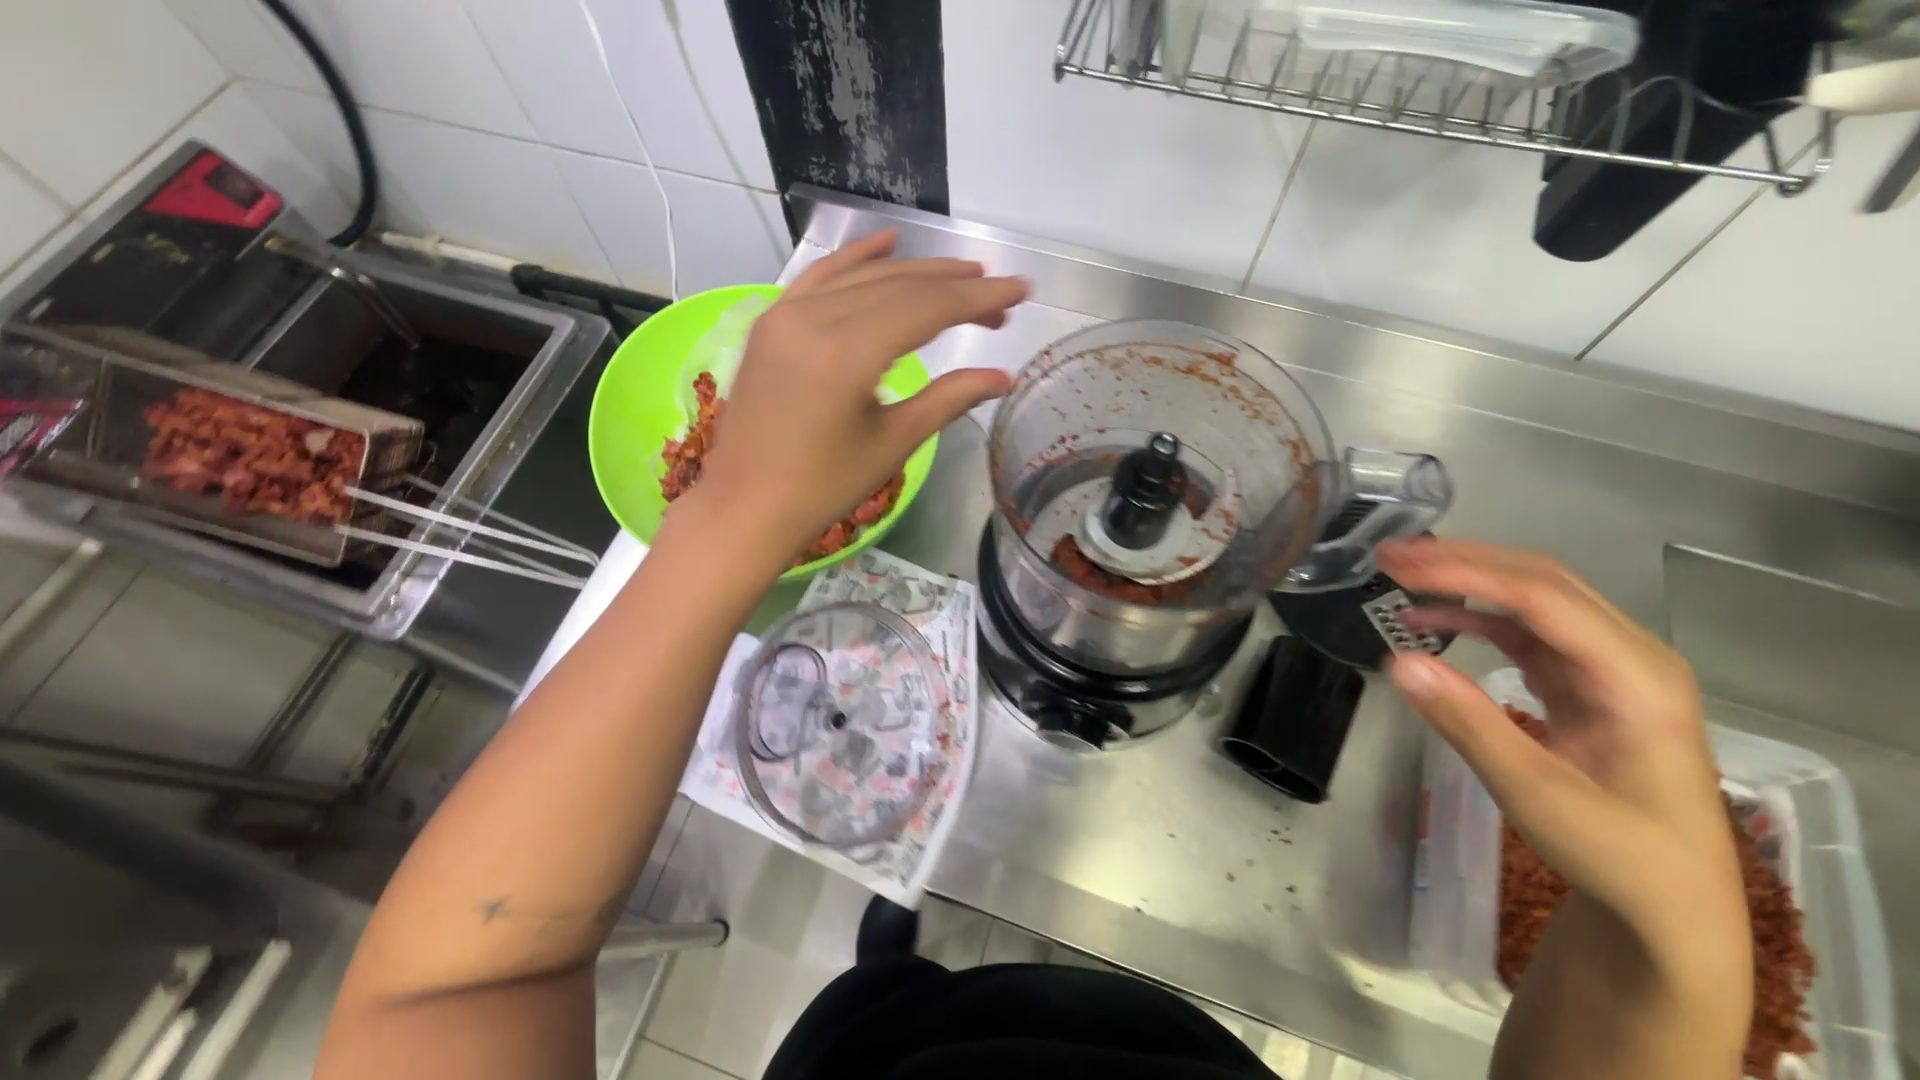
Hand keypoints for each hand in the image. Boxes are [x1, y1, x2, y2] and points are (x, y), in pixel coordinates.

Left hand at [687, 231, 1026, 560]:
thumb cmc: (823, 487)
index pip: (926, 309)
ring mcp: (785, 315)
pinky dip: (854, 259)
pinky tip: (885, 243)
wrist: (745, 506)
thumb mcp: (893, 443)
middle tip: (999, 296)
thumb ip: (949, 399)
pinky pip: (818, 277)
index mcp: (847, 353)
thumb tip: (1003, 377)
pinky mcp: (770, 323)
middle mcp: (814, 319)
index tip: (1019, 291)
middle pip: (898, 286)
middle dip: (954, 286)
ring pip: (863, 278)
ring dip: (916, 272)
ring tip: (963, 271)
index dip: (977, 297)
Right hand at [1380, 540, 1746, 976]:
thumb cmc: (1617, 854)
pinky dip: (1479, 618)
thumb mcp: (1536, 795)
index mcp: (1637, 678)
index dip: (1469, 575)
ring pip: (1536, 600)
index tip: (1400, 566)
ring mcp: (1612, 668)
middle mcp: (1632, 657)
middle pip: (1544, 583)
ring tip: (1402, 577)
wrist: (1671, 904)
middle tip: (1390, 556)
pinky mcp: (1588, 684)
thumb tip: (1397, 661)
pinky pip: (1530, 632)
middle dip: (1465, 562)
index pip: (1544, 600)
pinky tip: (1432, 620)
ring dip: (1470, 582)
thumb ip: (1468, 723)